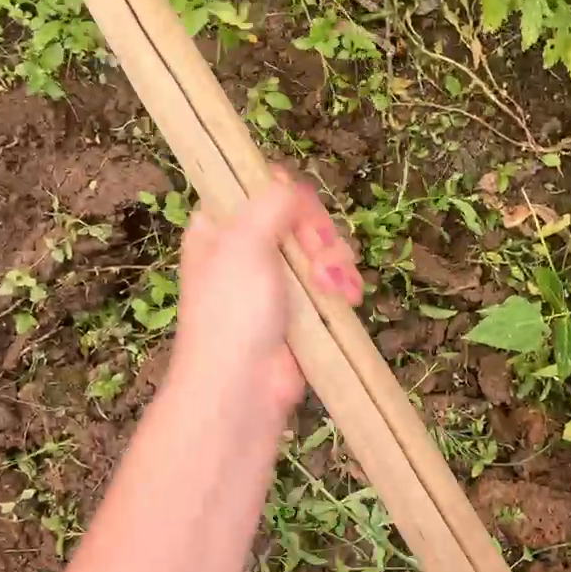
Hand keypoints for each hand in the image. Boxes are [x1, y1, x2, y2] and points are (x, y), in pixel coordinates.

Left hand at [168, 168, 362, 435]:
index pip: (261, 188)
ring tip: (338, 289)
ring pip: (321, 248)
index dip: (288, 198)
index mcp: (221, 227)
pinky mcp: (300, 308)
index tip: (301, 215)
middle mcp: (246, 249)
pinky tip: (349, 298)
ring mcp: (275, 280)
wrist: (241, 388)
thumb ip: (272, 202)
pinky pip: (331, 281)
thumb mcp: (245, 242)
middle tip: (321, 259)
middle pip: (299, 217)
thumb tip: (289, 183)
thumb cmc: (232, 312)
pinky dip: (344, 285)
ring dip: (337, 263)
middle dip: (320, 237)